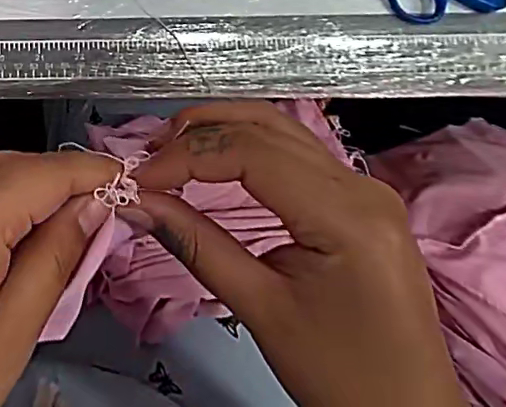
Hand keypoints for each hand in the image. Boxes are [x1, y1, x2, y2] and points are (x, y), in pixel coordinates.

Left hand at [0, 150, 118, 406]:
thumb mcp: (9, 332)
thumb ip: (57, 259)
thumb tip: (92, 210)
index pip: (51, 171)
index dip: (93, 175)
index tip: (126, 184)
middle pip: (21, 163)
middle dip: (63, 182)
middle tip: (100, 216)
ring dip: (29, 186)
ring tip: (59, 228)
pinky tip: (8, 228)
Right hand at [128, 101, 464, 406]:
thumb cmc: (345, 378)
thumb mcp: (261, 310)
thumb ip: (196, 244)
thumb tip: (141, 202)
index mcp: (347, 216)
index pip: (248, 153)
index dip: (186, 155)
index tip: (143, 177)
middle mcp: (361, 188)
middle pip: (263, 126)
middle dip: (198, 131)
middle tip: (151, 153)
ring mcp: (364, 188)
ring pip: (277, 127)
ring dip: (220, 129)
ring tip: (172, 148)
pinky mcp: (358, 197)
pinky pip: (292, 149)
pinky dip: (244, 144)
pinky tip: (215, 157)